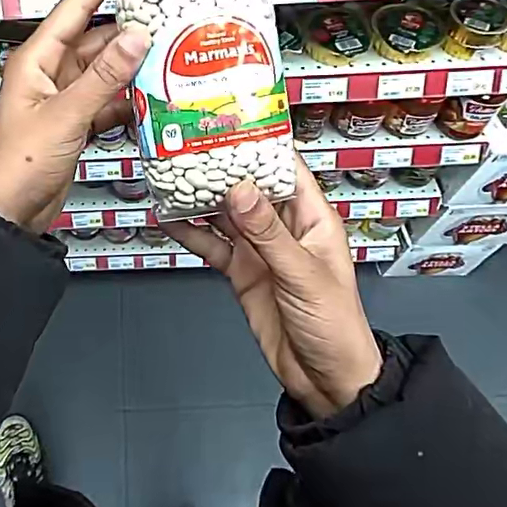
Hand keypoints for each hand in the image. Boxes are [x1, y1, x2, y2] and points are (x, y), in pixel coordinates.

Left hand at [0, 0, 149, 231]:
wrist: (9, 213)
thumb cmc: (20, 164)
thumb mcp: (65, 115)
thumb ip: (103, 78)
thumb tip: (137, 37)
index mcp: (37, 62)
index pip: (71, 12)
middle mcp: (50, 76)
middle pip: (94, 42)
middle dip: (126, 30)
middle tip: (164, 12)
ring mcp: (64, 101)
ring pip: (104, 73)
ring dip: (131, 67)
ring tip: (169, 52)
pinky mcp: (76, 124)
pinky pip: (107, 103)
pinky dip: (127, 101)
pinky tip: (153, 97)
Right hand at [162, 160, 381, 418]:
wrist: (325, 380)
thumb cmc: (335, 326)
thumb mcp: (302, 274)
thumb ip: (267, 232)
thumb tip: (240, 189)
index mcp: (311, 217)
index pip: (285, 168)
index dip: (259, 145)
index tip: (229, 126)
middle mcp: (283, 227)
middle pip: (248, 187)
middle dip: (221, 169)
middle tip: (188, 148)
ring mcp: (259, 249)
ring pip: (225, 214)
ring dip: (200, 199)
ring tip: (171, 178)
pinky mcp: (242, 270)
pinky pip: (212, 244)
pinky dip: (191, 232)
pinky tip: (170, 221)